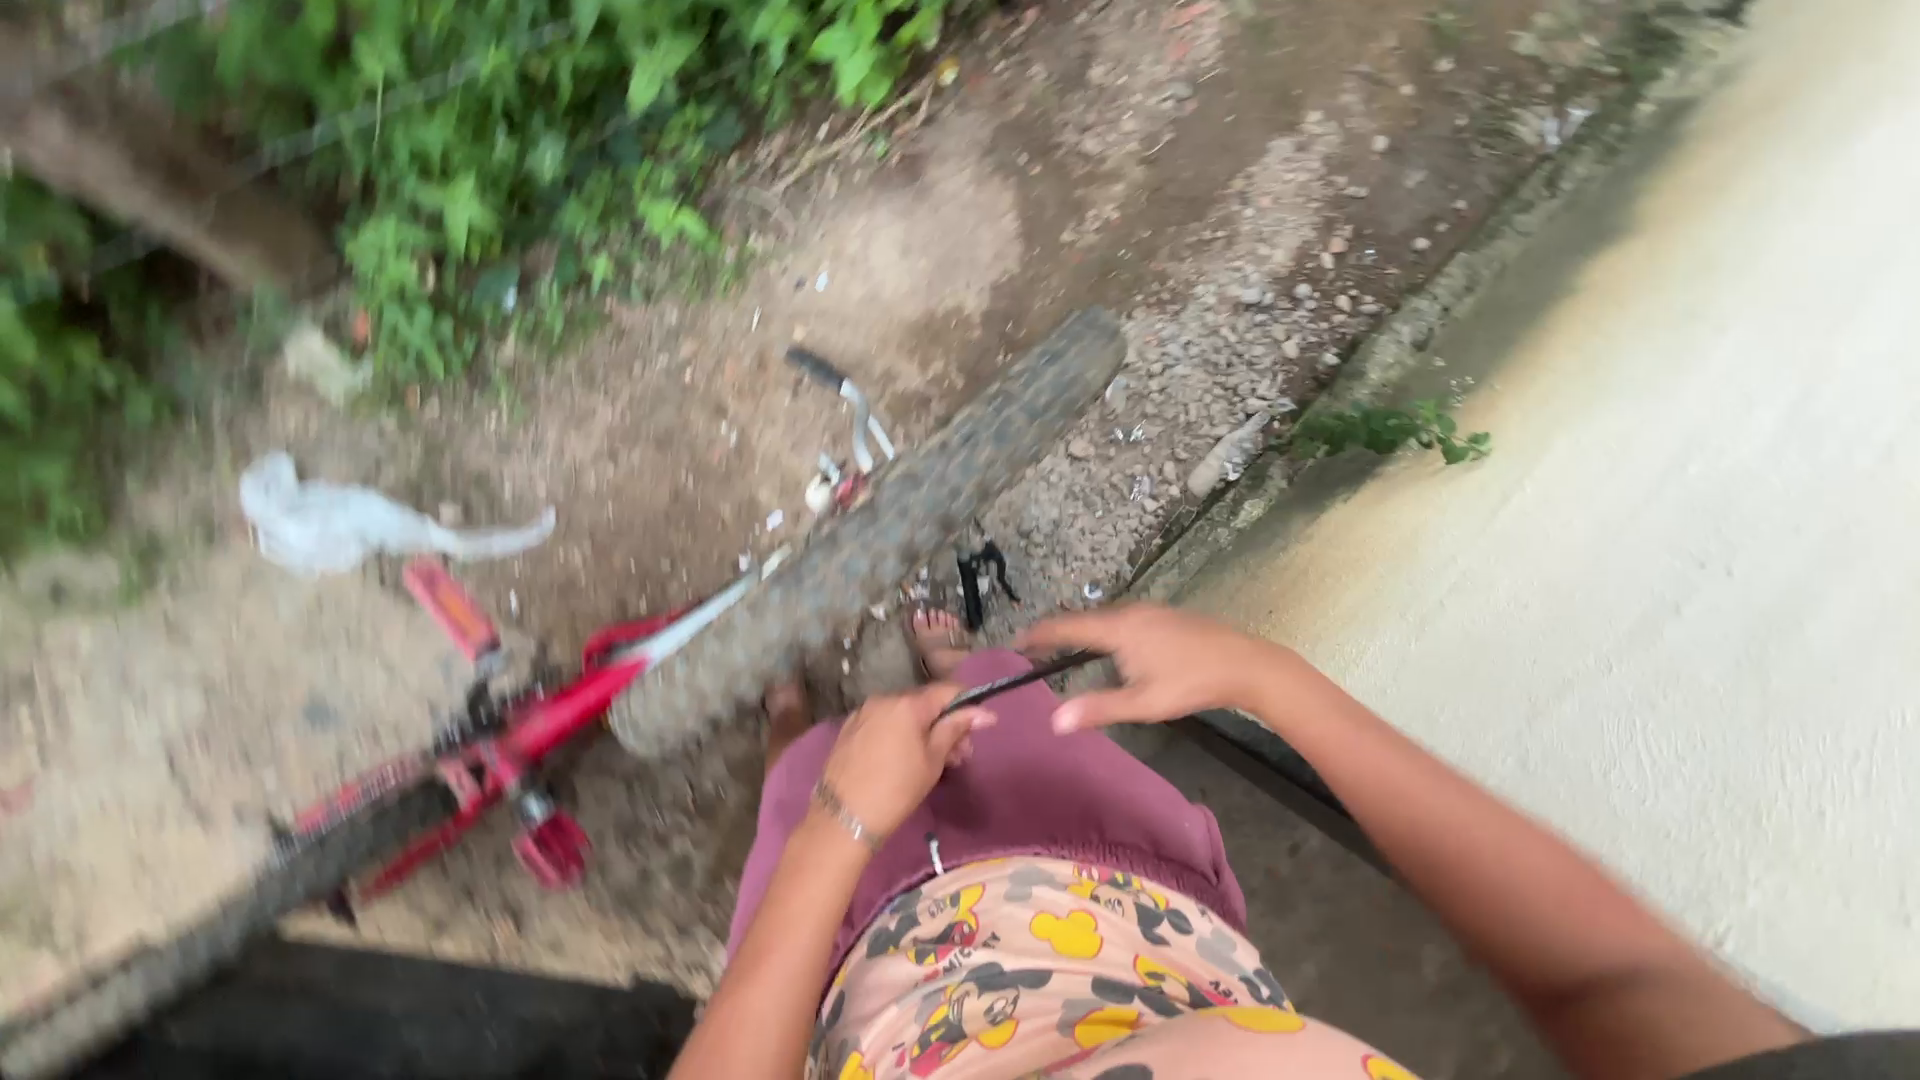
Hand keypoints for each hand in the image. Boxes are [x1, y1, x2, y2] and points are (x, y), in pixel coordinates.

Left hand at [818, 683, 993, 838]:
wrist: (844, 818)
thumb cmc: (897, 789)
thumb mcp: (933, 760)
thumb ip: (955, 729)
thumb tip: (984, 712)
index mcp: (907, 704)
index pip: (946, 691)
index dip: (968, 705)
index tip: (982, 726)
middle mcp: (883, 699)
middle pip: (924, 703)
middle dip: (946, 723)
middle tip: (961, 754)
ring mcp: (863, 713)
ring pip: (903, 714)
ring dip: (923, 730)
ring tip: (935, 760)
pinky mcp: (849, 729)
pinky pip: (883, 723)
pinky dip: (900, 734)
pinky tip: (904, 758)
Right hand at [1019, 604, 1293, 731]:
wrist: (1246, 664)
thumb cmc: (1192, 684)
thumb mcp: (1144, 704)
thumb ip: (1099, 709)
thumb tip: (1056, 721)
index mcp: (1119, 629)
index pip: (1067, 627)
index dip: (1040, 634)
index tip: (1017, 642)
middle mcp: (1130, 612)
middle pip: (1084, 620)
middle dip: (1058, 633)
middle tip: (1035, 649)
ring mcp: (1150, 610)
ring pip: (1105, 619)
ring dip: (1082, 631)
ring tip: (1065, 648)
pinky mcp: (1164, 615)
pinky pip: (1122, 619)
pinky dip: (1103, 631)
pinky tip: (1111, 648)